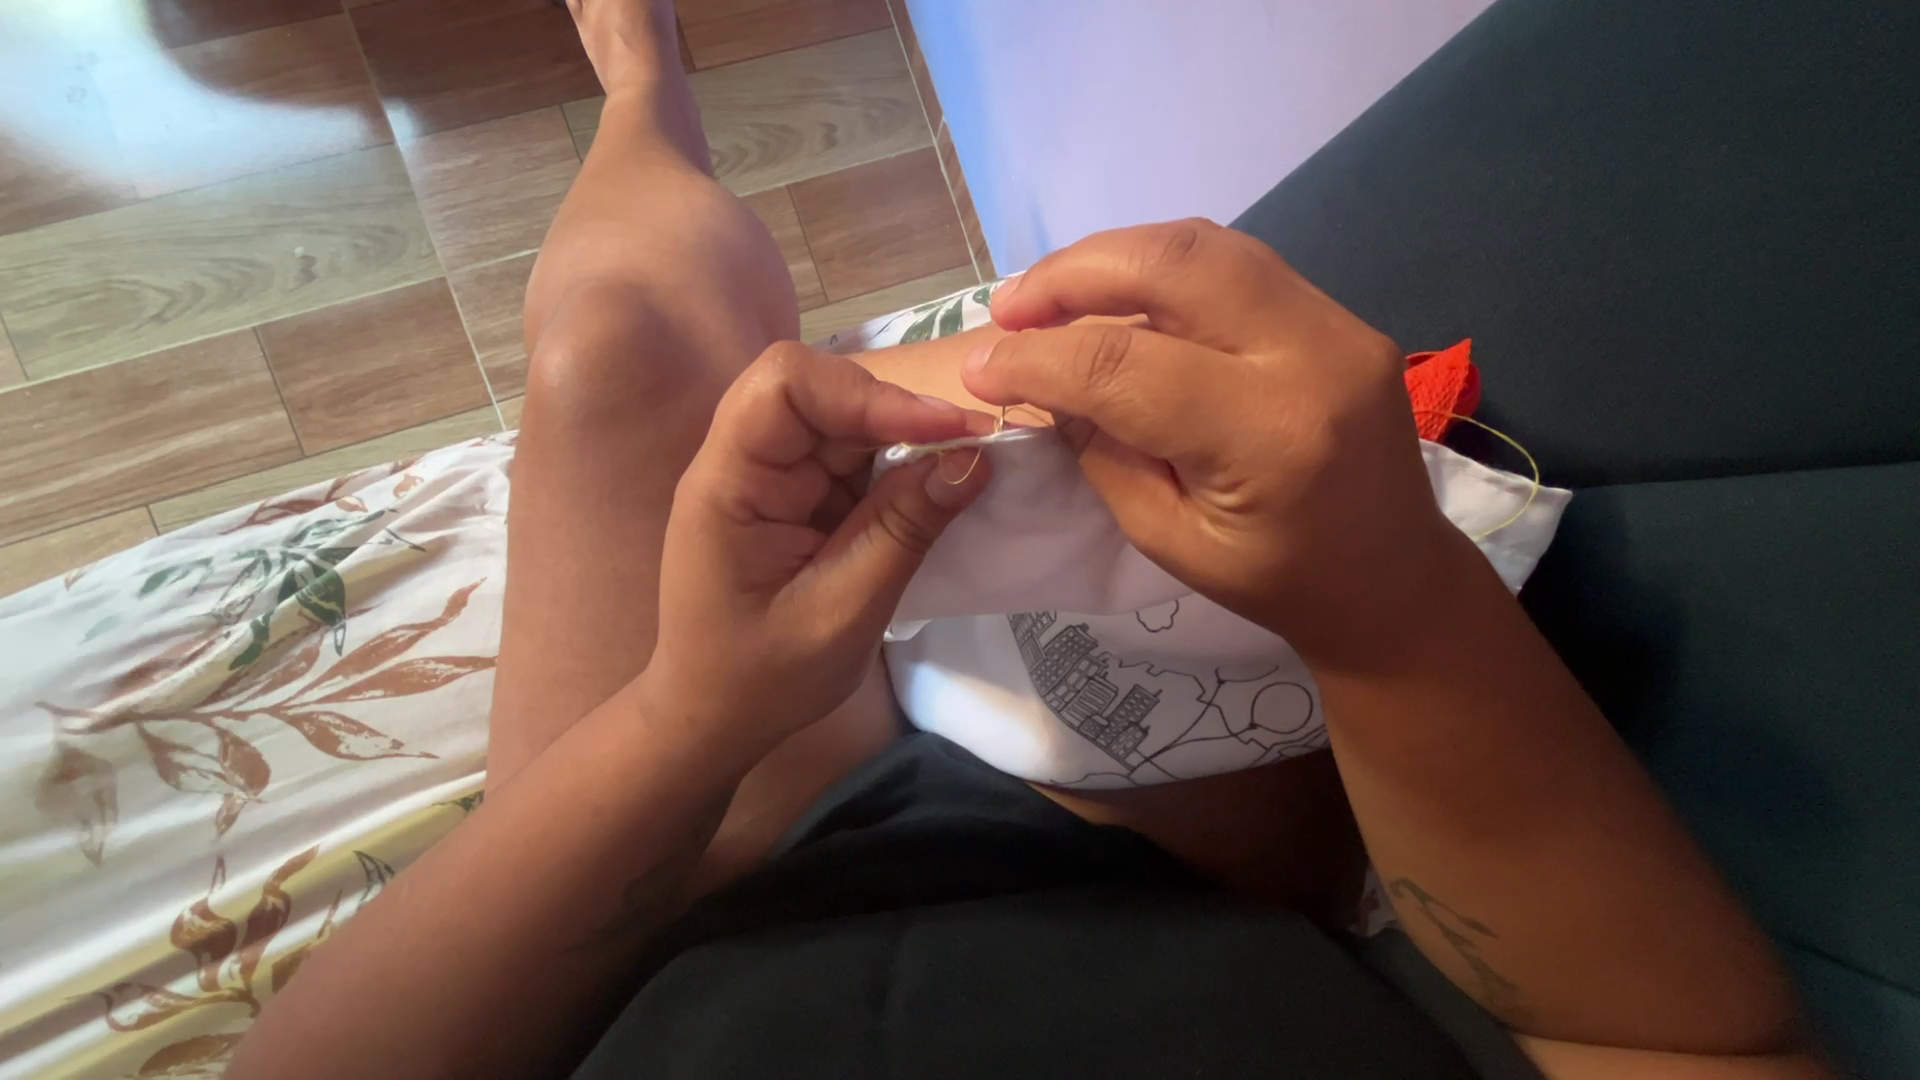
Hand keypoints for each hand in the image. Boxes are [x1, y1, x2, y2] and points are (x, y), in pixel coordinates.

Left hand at [637, 343, 989, 763]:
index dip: (869, 392)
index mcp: (728, 483)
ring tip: (962, 468)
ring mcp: (773, 477)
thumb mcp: (844, 611)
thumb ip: (904, 530)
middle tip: (969, 447)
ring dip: (904, 440)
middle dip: (897, 414)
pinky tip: (932, 489)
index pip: (787, 387)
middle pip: (822, 393)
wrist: (718, 716)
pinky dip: (897, 468)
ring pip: (845, 422)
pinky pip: (853, 459)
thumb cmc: (765, 677)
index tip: (947, 428)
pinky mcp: (799, 496)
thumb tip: (973, 461)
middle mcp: (745, 463)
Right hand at [962, 219, 1466, 669]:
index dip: (1038, 359)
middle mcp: (1310, 356)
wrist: (1390, 577)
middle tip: (1009, 307)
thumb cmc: (1273, 580)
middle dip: (1071, 273)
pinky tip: (1117, 301)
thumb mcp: (1167, 537)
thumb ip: (1104, 452)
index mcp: (1265, 437)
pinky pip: (1234, 265)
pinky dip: (1158, 272)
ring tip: (1049, 296)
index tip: (982, 368)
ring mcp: (1337, 323)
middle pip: (1173, 262)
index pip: (1123, 368)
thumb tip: (1046, 386)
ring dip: (1112, 259)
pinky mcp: (1338, 315)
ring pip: (1205, 244)